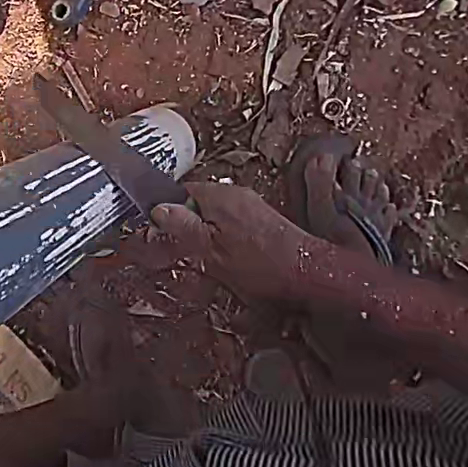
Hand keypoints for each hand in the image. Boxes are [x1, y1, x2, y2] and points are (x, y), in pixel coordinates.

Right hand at [149, 182, 350, 303]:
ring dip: (212, 235)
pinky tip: (237, 262)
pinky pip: (236, 223)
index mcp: (218, 196)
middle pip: (200, 203)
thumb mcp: (209, 251)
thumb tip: (159, 209)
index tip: (167, 234)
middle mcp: (236, 193)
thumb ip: (182, 227)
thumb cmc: (257, 266)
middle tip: (192, 253)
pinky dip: (230, 239)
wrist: (309, 275)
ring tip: (215, 261)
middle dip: (193, 226)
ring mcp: (253, 205)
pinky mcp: (266, 219)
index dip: (171, 211)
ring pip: (218, 215)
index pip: (182, 191)